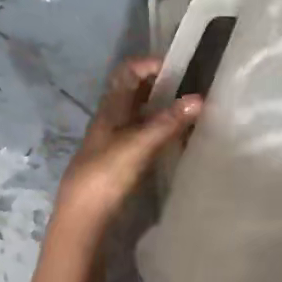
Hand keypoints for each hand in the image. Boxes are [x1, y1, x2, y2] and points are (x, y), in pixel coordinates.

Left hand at [54, 59, 200, 229]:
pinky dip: (161, 133)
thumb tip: (199, 98)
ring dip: (163, 110)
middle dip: (161, 86)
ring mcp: (114, 143)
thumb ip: (167, 122)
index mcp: (110, 110)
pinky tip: (178, 141)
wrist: (82, 217)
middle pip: (135, 94)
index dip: (149, 64)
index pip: (127, 73)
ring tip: (193, 112)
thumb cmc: (106, 175)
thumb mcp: (138, 146)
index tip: (180, 66)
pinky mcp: (120, 163)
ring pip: (140, 116)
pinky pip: (143, 138)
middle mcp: (111, 121)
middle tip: (193, 88)